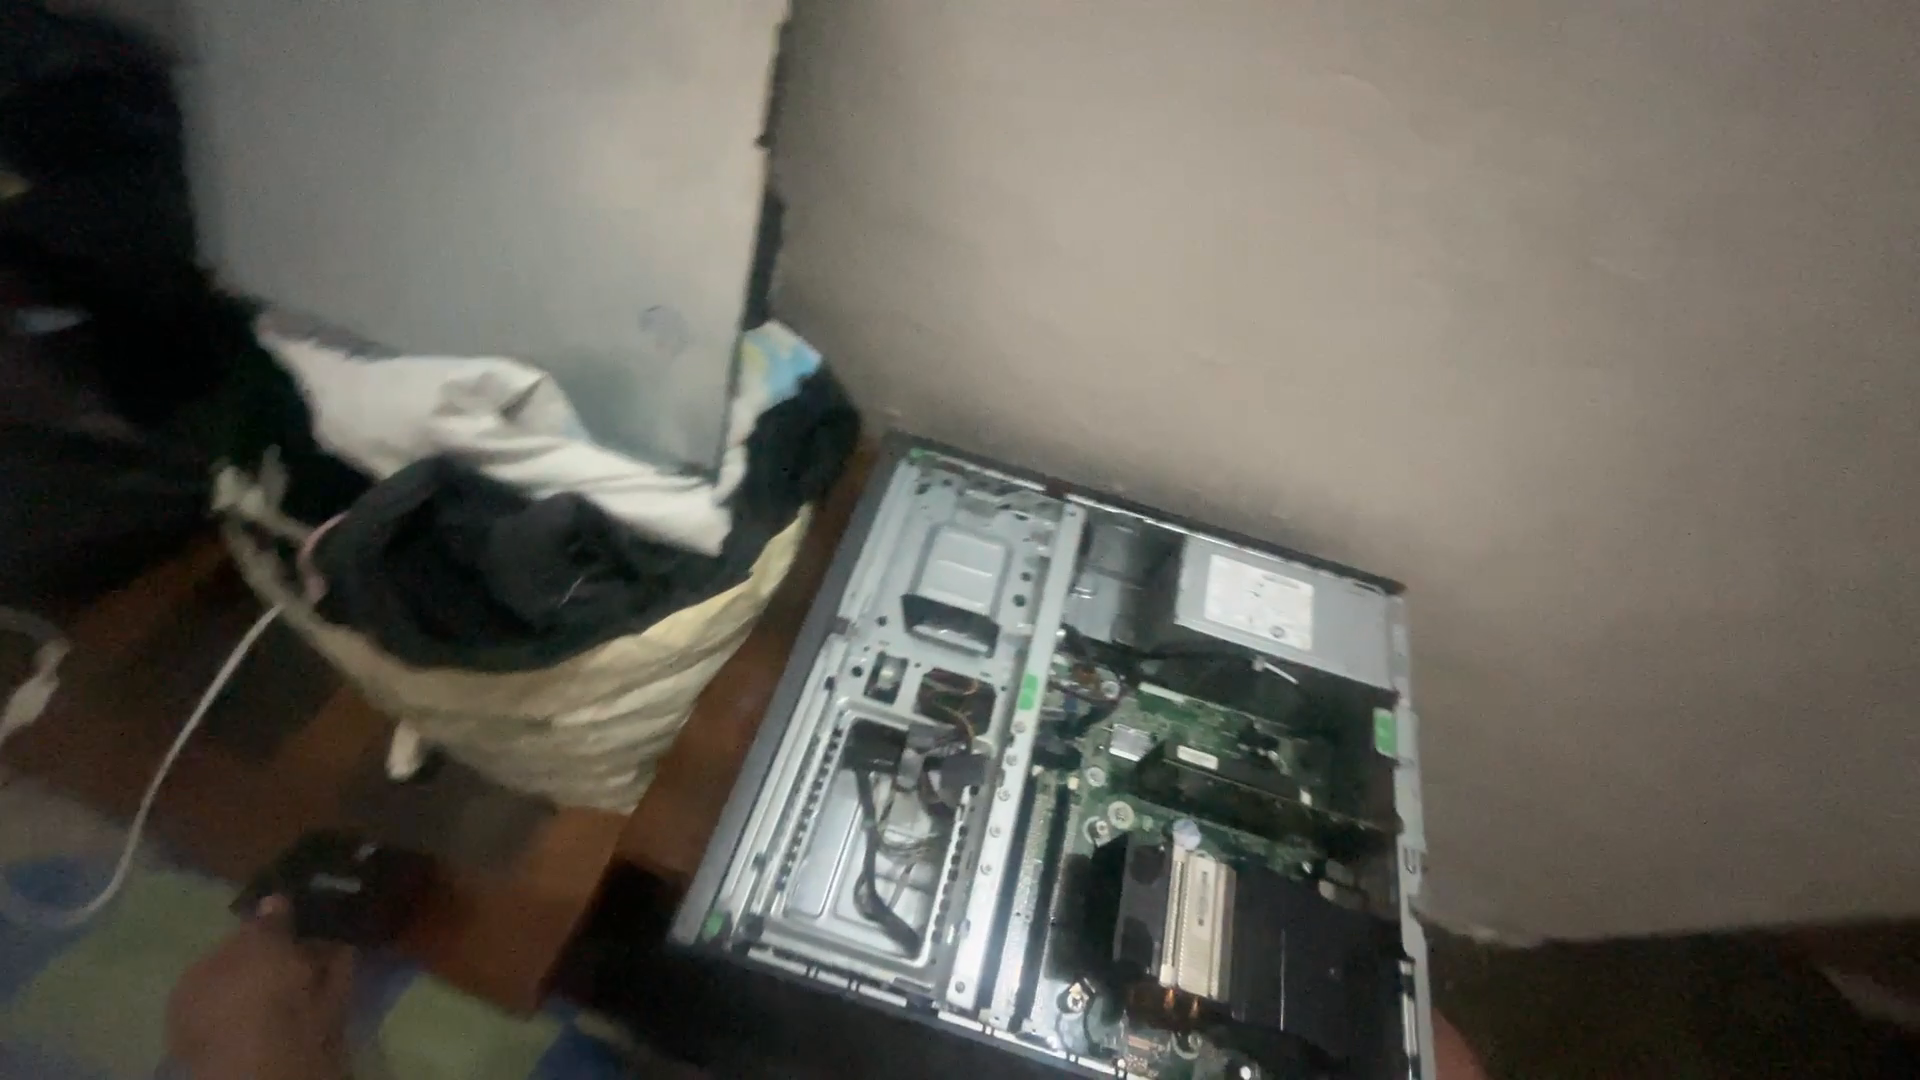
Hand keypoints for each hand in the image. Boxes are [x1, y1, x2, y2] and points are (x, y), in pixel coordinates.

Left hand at [166, 896, 354, 1079]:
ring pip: (295, 974)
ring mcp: (261, 1017)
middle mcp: (223, 1003)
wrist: (279, 1052)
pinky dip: (335, 967)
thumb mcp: (260, 945)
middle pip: (265, 961)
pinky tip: (352, 942)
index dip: (263, 923)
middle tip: (324, 908)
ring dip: (316, 951)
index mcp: (197, 984)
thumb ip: (267, 921)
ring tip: (343, 920)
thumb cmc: (254, 993)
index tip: (295, 903)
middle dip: (294, 938)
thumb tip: (273, 898)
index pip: (231, 944)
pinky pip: (319, 986)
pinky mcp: (299, 1023)